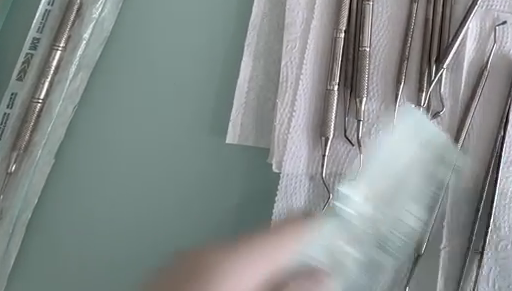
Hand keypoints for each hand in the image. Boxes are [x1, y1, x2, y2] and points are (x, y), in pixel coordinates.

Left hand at [145, 219, 326, 290]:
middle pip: (266, 245)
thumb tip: (326, 272)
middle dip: (292, 260)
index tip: (347, 234)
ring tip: (279, 284)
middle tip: (317, 274)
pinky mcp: (164, 279)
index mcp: (231, 256)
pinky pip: (212, 272)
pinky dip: (233, 281)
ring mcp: (180, 263)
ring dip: (262, 273)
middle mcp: (206, 248)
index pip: (291, 227)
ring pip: (238, 260)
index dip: (323, 228)